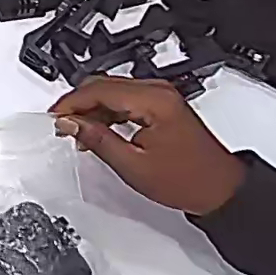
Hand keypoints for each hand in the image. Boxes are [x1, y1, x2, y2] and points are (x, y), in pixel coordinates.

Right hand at [51, 77, 245, 215]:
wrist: (220, 189)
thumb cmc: (189, 180)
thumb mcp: (132, 165)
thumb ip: (96, 139)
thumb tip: (70, 123)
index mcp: (153, 100)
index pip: (99, 90)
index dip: (71, 103)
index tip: (55, 117)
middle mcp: (158, 91)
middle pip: (104, 85)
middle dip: (78, 103)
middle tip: (60, 123)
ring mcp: (160, 95)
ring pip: (112, 90)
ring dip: (91, 107)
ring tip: (75, 130)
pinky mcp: (160, 104)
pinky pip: (124, 98)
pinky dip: (106, 111)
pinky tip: (96, 129)